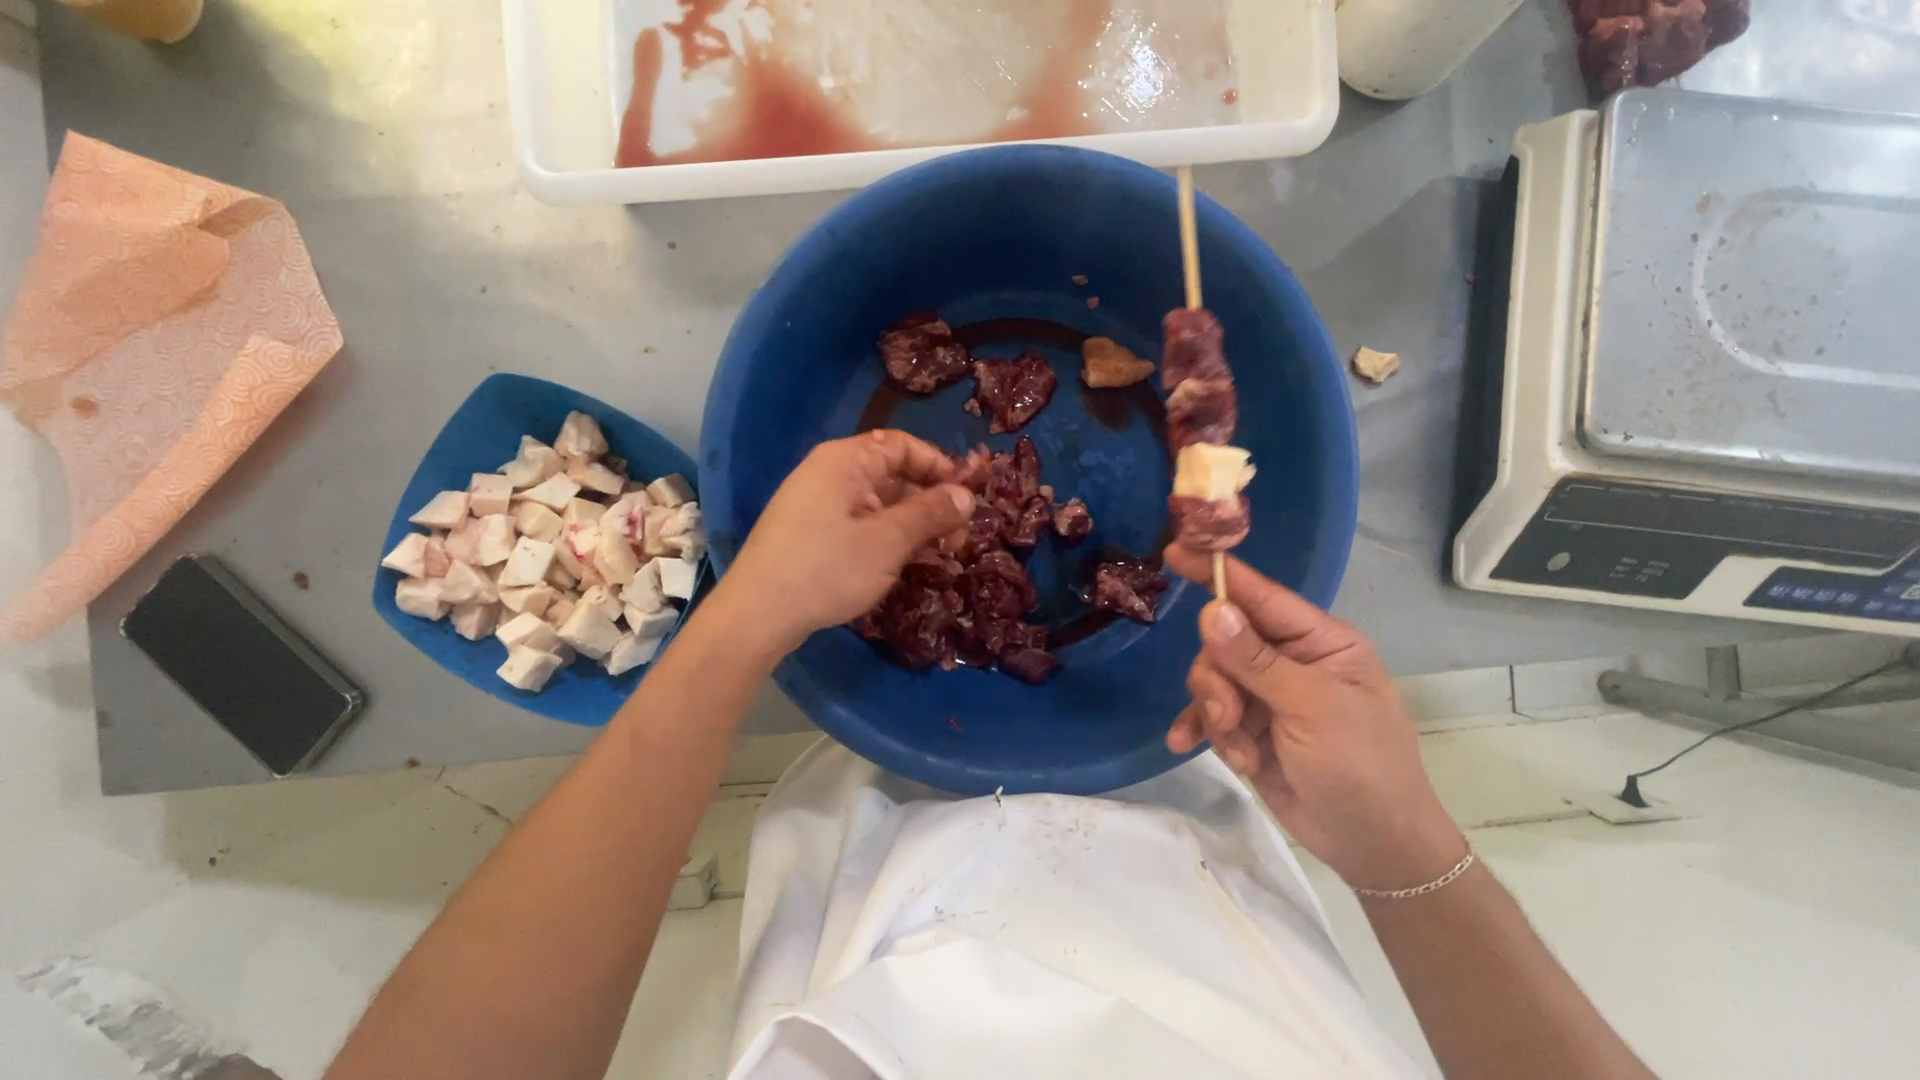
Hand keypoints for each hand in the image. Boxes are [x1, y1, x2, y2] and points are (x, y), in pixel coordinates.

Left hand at [719, 430, 973, 654]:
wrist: (757, 614)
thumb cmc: (826, 568)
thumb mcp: (888, 540)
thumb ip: (930, 513)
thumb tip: (967, 495)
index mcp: (845, 460)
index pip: (902, 445)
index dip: (938, 466)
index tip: (967, 497)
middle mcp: (829, 474)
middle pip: (891, 475)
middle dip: (930, 502)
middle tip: (959, 536)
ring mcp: (817, 506)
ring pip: (878, 504)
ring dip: (913, 525)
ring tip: (941, 555)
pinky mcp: (811, 535)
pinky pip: (859, 525)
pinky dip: (887, 539)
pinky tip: (907, 564)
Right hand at [1164, 546, 1464, 891]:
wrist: (1374, 846)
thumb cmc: (1360, 766)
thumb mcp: (1311, 708)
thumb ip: (1256, 660)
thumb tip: (1213, 609)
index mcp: (1322, 642)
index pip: (1262, 596)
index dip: (1218, 574)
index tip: (1175, 550)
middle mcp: (1292, 662)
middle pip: (1226, 642)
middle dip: (1218, 678)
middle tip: (1226, 711)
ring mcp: (1270, 697)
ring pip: (1213, 679)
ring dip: (1215, 712)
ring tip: (1235, 745)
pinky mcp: (1251, 730)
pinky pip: (1210, 715)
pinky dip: (1200, 729)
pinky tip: (1184, 745)